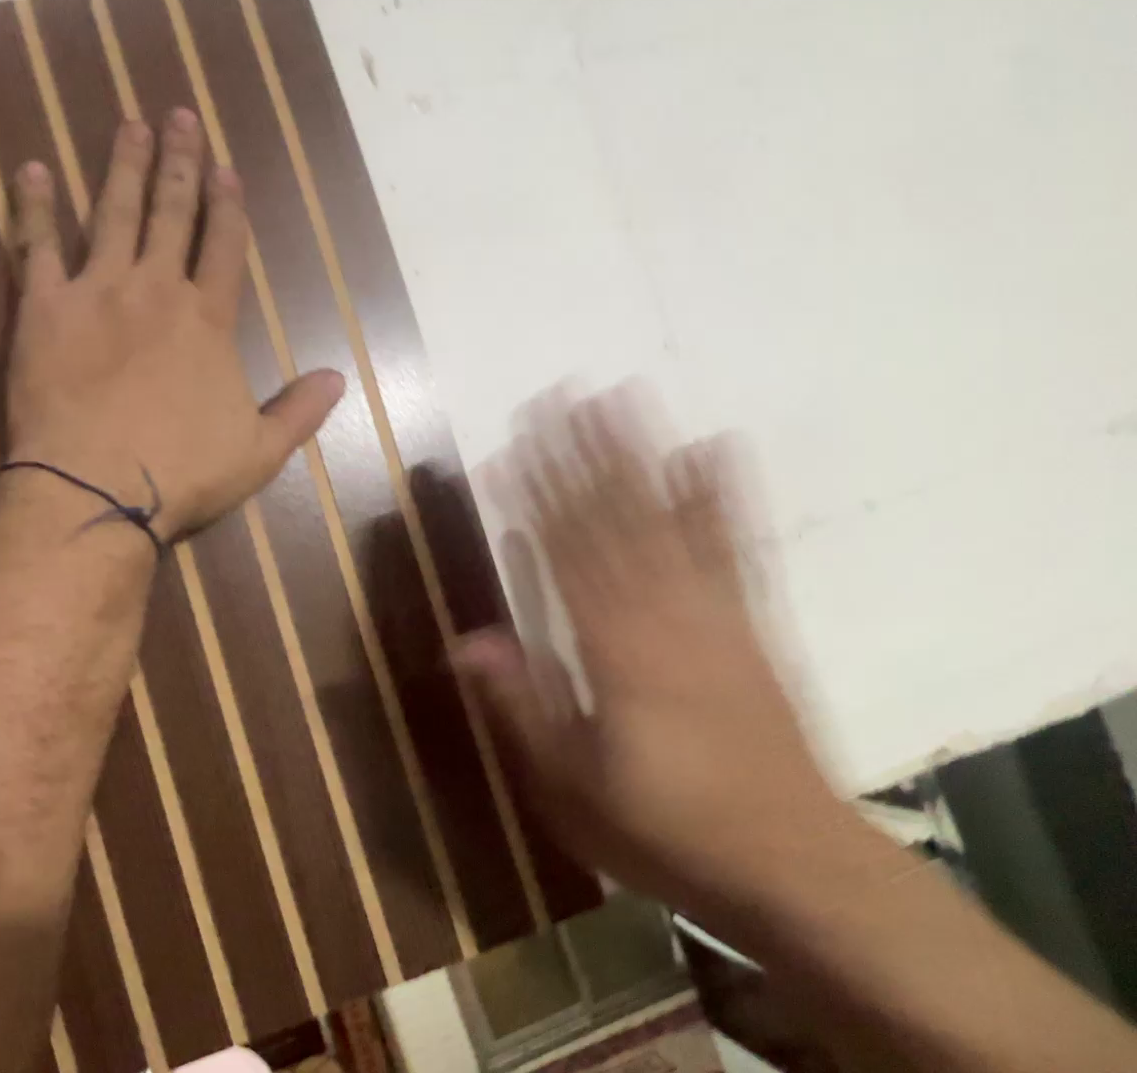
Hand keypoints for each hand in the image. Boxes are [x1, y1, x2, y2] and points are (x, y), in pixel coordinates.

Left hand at [1, 110, 345, 541]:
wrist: (96, 488)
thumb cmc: (180, 475)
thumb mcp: (258, 454)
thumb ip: (298, 413)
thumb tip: (339, 377)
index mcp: (208, 321)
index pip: (224, 247)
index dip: (227, 207)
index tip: (226, 170)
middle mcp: (156, 290)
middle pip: (172, 215)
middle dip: (180, 166)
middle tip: (181, 119)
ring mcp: (98, 292)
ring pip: (114, 214)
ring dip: (124, 168)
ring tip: (131, 126)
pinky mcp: (43, 308)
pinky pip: (37, 246)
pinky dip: (35, 207)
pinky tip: (34, 171)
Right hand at [454, 388, 855, 921]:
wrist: (794, 866)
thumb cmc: (664, 829)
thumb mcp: (570, 784)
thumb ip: (522, 705)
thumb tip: (465, 639)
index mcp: (617, 652)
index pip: (566, 555)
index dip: (536, 496)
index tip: (509, 444)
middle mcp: (667, 617)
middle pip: (617, 520)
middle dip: (583, 453)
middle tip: (559, 393)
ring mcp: (719, 616)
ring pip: (671, 520)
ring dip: (642, 454)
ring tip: (621, 397)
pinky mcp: (756, 628)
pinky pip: (736, 550)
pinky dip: (723, 497)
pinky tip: (713, 451)